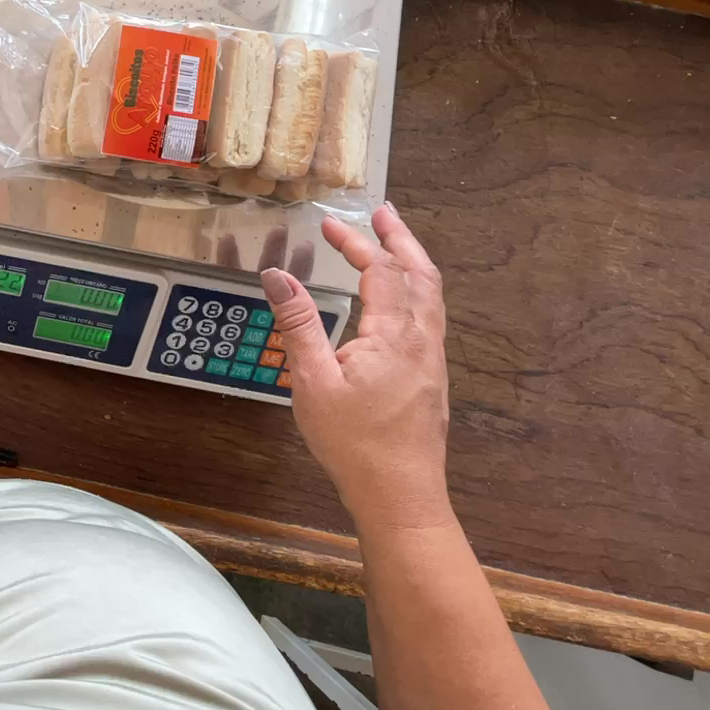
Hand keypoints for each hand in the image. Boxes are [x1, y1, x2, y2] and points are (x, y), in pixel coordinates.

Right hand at [262, 204, 450, 528]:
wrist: (400, 496)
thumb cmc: (352, 441)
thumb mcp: (313, 381)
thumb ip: (298, 323)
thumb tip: (276, 275)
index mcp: (395, 337)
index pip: (382, 272)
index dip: (358, 243)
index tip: (330, 224)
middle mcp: (423, 341)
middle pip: (422, 275)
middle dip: (402, 239)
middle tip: (383, 212)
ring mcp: (433, 360)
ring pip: (432, 295)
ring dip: (413, 261)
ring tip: (394, 240)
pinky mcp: (431, 376)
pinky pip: (431, 315)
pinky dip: (417, 287)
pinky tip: (401, 294)